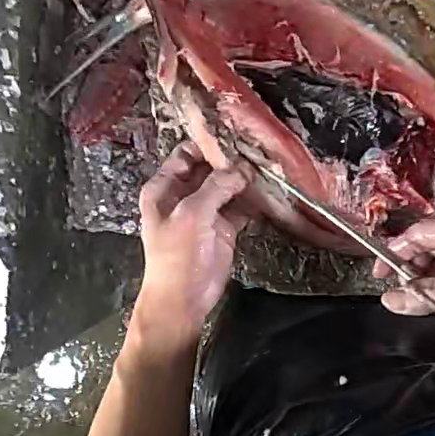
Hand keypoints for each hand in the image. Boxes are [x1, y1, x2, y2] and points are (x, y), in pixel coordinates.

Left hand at [134, 146, 249, 349]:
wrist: (183, 299)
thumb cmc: (177, 256)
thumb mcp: (192, 214)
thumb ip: (215, 187)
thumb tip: (240, 169)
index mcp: (164, 188)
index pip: (187, 155)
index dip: (208, 144)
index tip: (235, 136)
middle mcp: (184, 196)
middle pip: (211, 170)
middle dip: (232, 162)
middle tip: (259, 150)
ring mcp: (206, 213)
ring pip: (228, 189)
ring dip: (246, 181)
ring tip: (269, 167)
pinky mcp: (224, 229)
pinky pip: (241, 209)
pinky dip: (254, 202)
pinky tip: (269, 192)